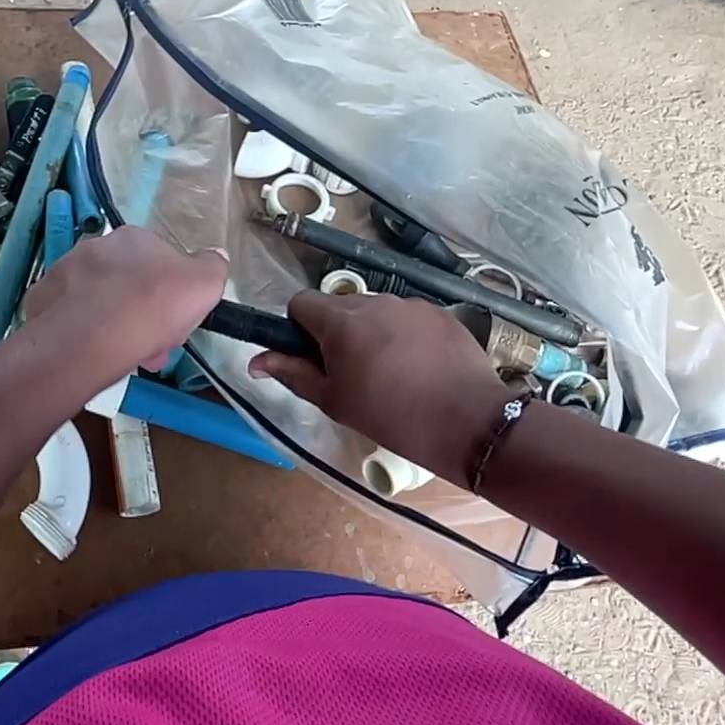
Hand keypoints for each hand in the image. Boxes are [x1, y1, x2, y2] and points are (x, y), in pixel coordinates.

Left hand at [22, 226, 227, 381]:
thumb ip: (213, 267)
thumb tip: (214, 258)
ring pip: (98, 301)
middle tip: (153, 344)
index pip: (159, 261)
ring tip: (126, 355)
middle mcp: (96, 247)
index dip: (171, 293)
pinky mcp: (42, 301)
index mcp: (134, 238)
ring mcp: (65, 272)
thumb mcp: (206, 282)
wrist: (93, 335)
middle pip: (127, 283)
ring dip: (115, 325)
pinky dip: (83, 333)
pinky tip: (94, 353)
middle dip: (143, 313)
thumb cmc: (153, 304)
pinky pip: (70, 317)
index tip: (176, 320)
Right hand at [249, 291, 512, 483]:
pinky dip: (405, 336)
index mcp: (340, 321)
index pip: (300, 302)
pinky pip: (408, 317)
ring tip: (391, 373)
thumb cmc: (391, 417)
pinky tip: (420, 367)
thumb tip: (255, 362)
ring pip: (376, 312)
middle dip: (337, 332)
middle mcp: (374, 301)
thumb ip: (293, 374)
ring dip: (372, 333)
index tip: (312, 356)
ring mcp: (411, 304)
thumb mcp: (334, 401)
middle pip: (339, 306)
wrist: (469, 422)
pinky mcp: (440, 312)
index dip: (299, 327)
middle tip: (351, 373)